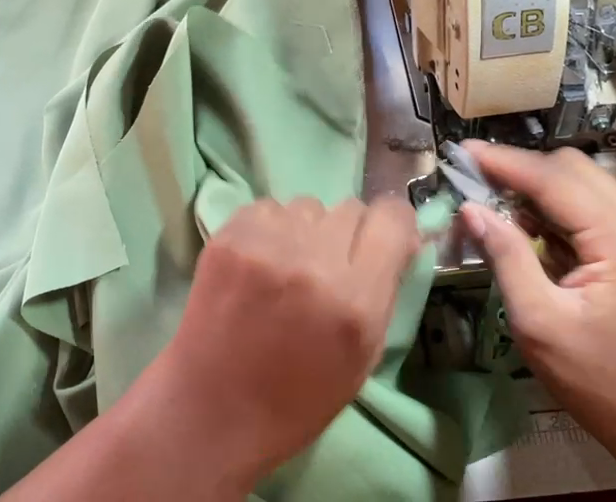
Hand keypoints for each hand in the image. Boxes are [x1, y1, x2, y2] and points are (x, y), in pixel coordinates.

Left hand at [146, 195, 420, 489]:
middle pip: (350, 208)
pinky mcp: (230, 237)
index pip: (391, 218)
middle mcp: (315, 263)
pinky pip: (268, 208)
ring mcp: (268, 246)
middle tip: (330, 267)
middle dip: (347, 234)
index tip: (384, 239)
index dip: (393, 224)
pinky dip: (270, 229)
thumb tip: (403, 236)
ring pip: (308, 206)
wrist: (213, 409)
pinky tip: (259, 264)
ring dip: (307, 230)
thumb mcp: (364, 356)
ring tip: (289, 268)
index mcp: (356, 300)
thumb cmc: (298, 397)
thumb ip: (385, 290)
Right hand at [458, 141, 615, 460]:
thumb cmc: (606, 385)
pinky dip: (559, 210)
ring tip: (494, 203)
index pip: (552, 178)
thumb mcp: (541, 325)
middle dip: (521, 168)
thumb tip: (472, 210)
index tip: (461, 152)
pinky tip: (529, 229)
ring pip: (585, 184)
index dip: (503, 161)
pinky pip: (595, 210)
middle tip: (475, 182)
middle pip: (572, 169)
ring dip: (539, 187)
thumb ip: (507, 258)